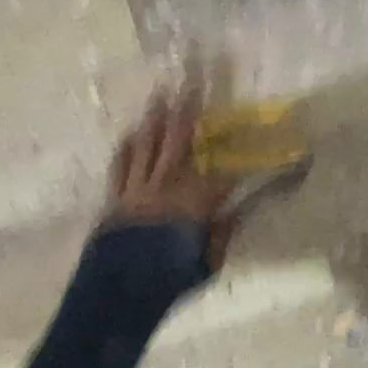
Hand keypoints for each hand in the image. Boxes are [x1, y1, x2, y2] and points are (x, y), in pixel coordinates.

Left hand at [104, 88, 237, 267]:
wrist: (119, 292)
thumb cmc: (169, 280)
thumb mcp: (208, 263)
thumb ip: (223, 232)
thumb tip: (237, 210)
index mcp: (195, 202)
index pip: (224, 171)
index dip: (241, 153)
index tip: (250, 130)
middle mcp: (167, 185)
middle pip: (182, 138)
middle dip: (191, 105)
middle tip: (196, 74)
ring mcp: (138, 188)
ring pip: (149, 144)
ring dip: (156, 116)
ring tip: (161, 90)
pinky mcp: (117, 196)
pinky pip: (121, 165)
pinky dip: (127, 147)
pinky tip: (131, 132)